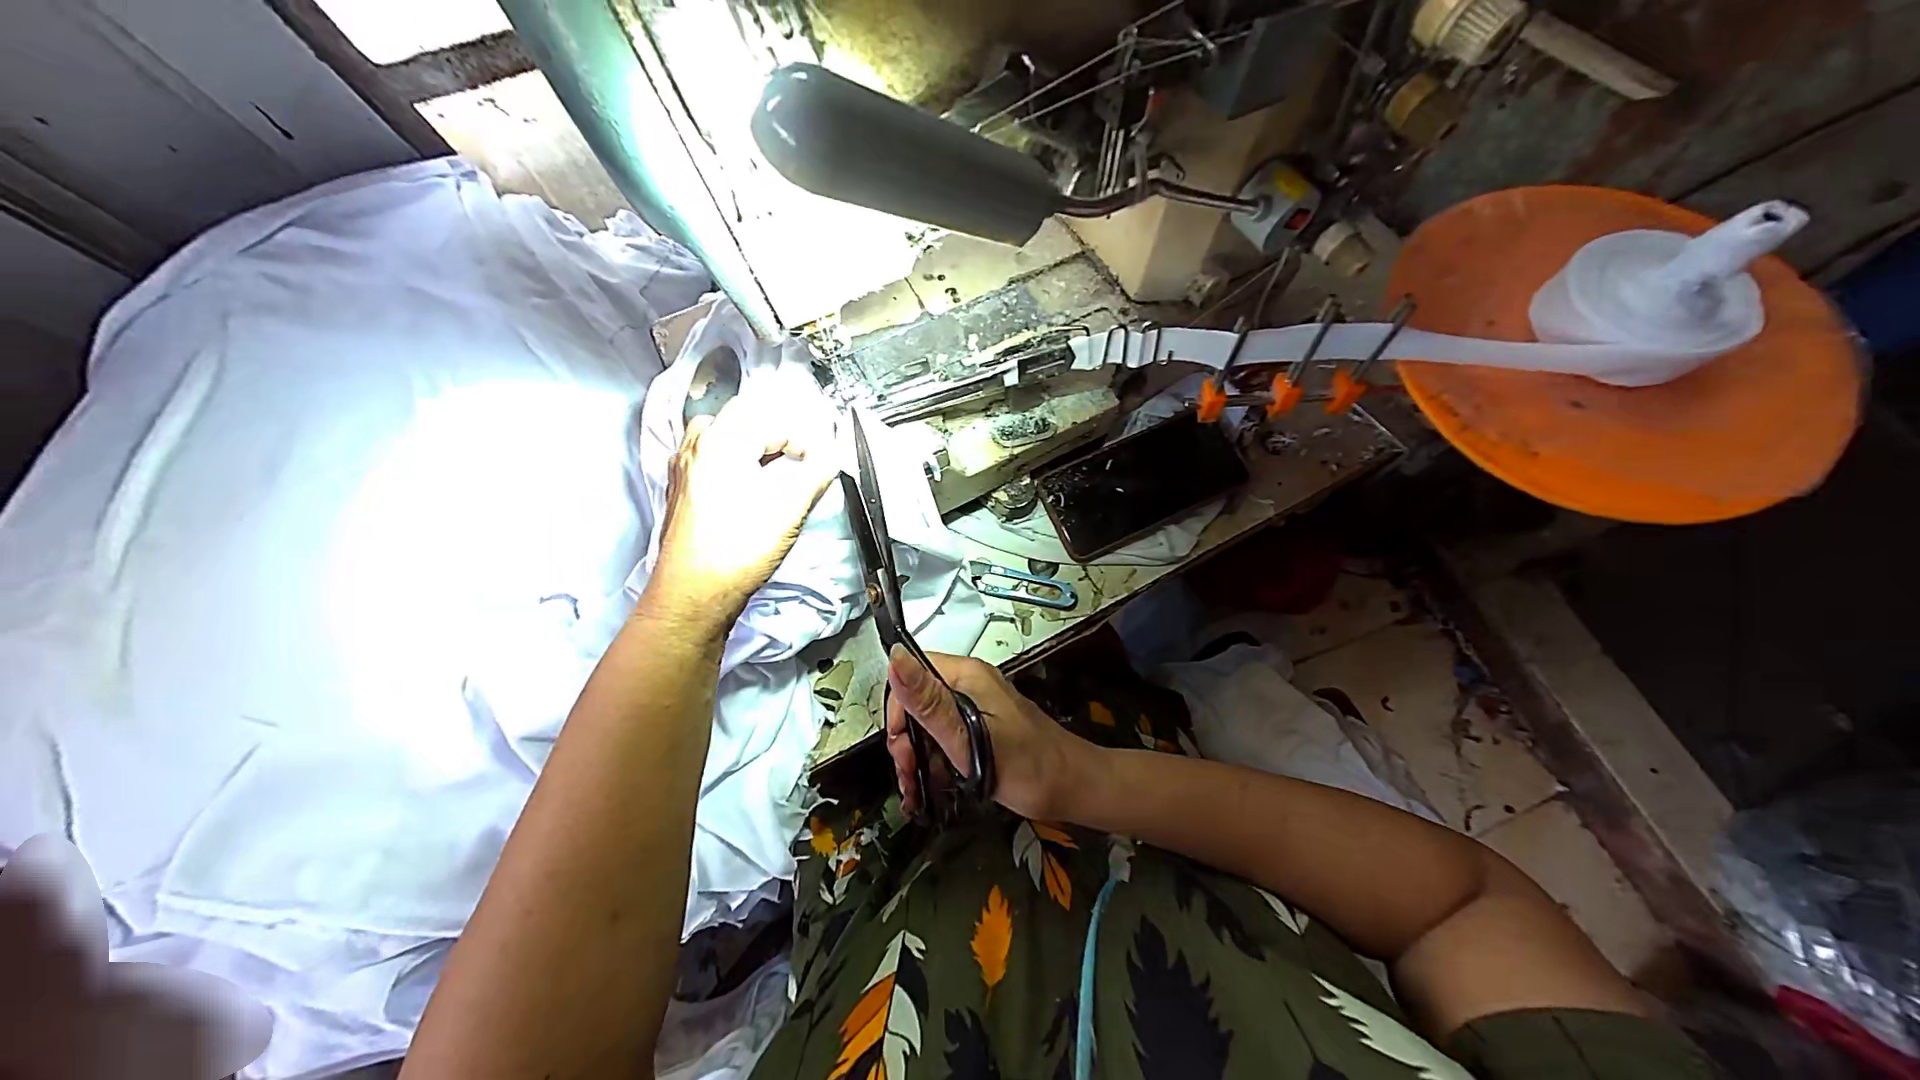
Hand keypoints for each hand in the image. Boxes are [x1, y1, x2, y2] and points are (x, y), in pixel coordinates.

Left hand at [644, 391, 835, 630]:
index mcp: (723, 443)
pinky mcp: (679, 489)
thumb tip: (831, 454)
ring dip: (748, 443)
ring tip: (770, 467)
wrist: (694, 592)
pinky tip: (744, 485)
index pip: (772, 420)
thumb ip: (816, 472)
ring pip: (719, 433)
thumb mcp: (789, 508)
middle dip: (775, 433)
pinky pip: (705, 456)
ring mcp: (683, 468)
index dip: (802, 436)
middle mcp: (697, 447)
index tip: (817, 458)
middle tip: (798, 457)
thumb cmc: (737, 551)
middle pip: (742, 417)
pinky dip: (728, 459)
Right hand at [884, 646, 1102, 821]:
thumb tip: (894, 657)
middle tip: (909, 777)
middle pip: (916, 701)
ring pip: (927, 723)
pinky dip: (933, 761)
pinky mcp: (981, 728)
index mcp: (967, 676)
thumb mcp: (969, 738)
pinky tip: (929, 787)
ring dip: (915, 756)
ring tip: (916, 790)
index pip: (911, 672)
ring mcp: (976, 706)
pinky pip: (944, 737)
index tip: (901, 748)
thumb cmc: (1029, 766)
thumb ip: (929, 702)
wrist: (1074, 789)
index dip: (897, 709)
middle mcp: (969, 684)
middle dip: (905, 740)